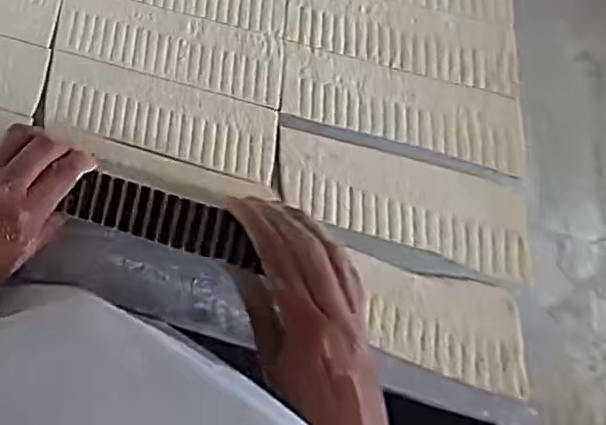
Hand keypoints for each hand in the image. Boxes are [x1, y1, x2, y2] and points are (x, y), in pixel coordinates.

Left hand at [0, 125, 95, 312]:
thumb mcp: (18, 259)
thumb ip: (44, 231)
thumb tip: (60, 213)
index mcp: (23, 216)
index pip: (63, 174)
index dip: (81, 162)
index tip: (87, 161)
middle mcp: (4, 188)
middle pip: (44, 144)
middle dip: (62, 143)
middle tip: (68, 150)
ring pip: (19, 134)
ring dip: (38, 137)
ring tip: (43, 147)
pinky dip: (11, 150)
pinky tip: (12, 165)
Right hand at [228, 198, 387, 424]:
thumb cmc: (305, 415)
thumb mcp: (271, 368)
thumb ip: (259, 315)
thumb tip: (241, 270)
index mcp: (308, 328)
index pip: (280, 258)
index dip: (258, 226)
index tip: (240, 207)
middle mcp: (336, 316)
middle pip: (308, 248)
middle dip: (278, 216)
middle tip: (254, 201)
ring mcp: (355, 318)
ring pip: (332, 253)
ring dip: (305, 223)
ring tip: (281, 206)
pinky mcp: (366, 324)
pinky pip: (349, 271)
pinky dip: (329, 246)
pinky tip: (317, 236)